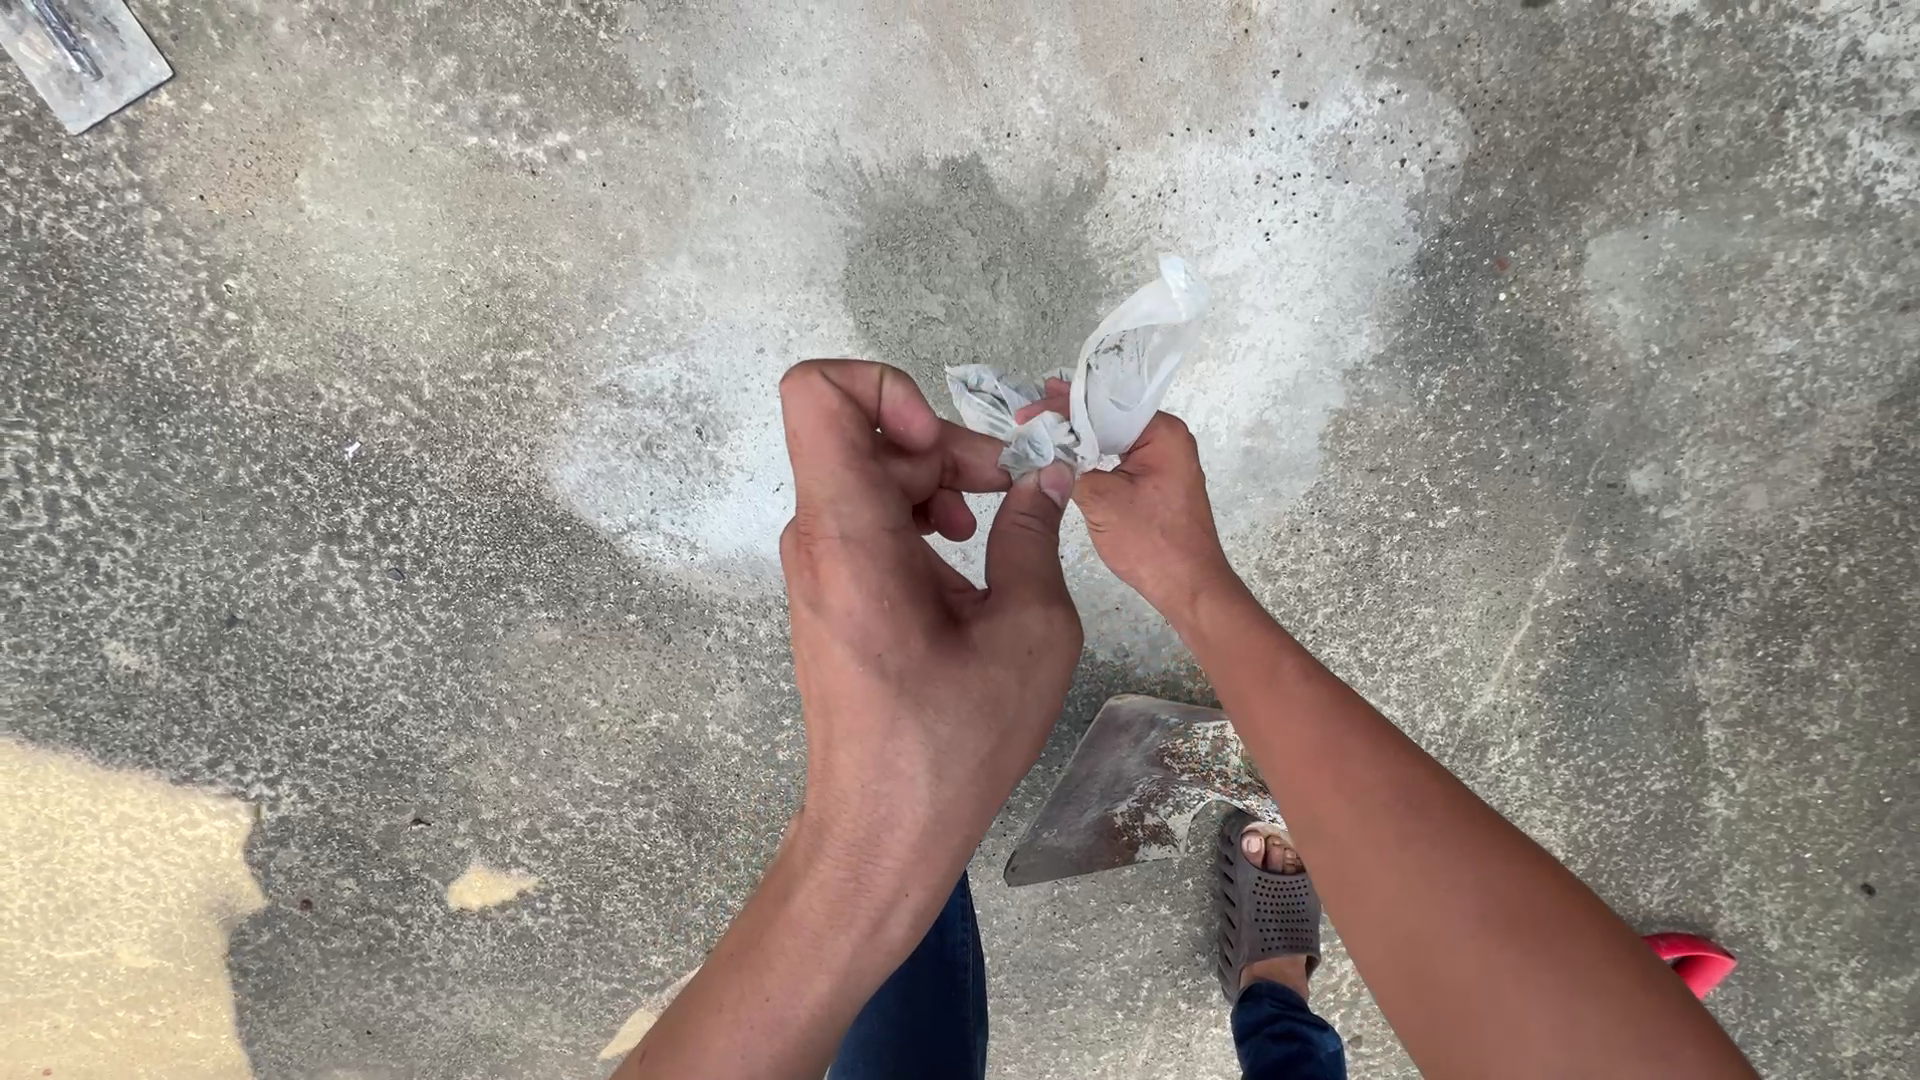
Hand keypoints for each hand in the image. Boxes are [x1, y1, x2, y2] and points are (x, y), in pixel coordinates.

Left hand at [619, 360, 1080, 1079]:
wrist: (881, 828)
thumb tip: (1047, 479)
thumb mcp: (1030, 632)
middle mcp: (816, 536)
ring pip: (871, 471)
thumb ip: (1036, 536)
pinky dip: (917, 516)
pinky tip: (961, 564)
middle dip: (945, 444)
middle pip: (866, 431)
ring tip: (989, 529)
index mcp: (851, 534)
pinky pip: (867, 515)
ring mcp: (816, 562)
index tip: (946, 443)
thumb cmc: (955, 740)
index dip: (886, 387)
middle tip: (1011, 490)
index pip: (816, 392)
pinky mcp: (829, 587)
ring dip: (937, 480)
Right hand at [1016, 379, 1235, 620]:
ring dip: (1078, 434)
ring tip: (1041, 424)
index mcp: (1161, 433)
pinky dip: (1091, 453)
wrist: (1188, 587)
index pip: (1103, 406)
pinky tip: (1066, 452)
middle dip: (1068, 415)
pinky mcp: (1155, 478)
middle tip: (1029, 412)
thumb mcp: (1102, 501)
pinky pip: (1118, 455)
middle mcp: (1166, 437)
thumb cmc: (1152, 544)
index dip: (1061, 407)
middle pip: (1109, 415)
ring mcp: (1163, 458)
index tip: (1027, 413)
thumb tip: (1041, 451)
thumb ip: (1071, 469)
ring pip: (1112, 435)